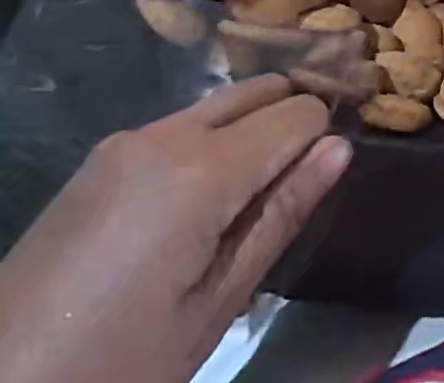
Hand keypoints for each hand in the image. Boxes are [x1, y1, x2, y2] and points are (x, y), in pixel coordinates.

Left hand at [0, 75, 349, 382]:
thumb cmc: (117, 369)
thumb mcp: (216, 304)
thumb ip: (283, 213)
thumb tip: (342, 146)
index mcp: (201, 169)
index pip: (299, 112)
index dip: (322, 138)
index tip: (323, 178)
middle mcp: (166, 132)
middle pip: (261, 89)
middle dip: (292, 117)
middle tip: (299, 179)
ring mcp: (126, 140)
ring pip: (222, 103)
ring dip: (252, 130)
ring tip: (250, 200)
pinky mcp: (101, 157)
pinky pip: (182, 126)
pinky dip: (212, 143)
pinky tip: (199, 203)